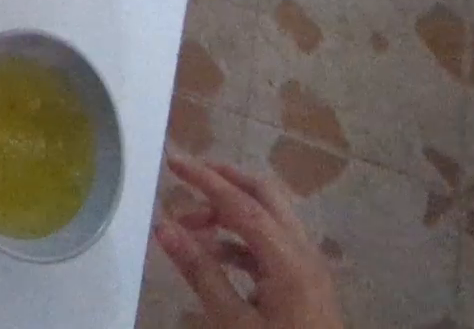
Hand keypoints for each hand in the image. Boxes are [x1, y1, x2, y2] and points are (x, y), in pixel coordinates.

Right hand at [154, 156, 344, 328]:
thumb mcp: (233, 324)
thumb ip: (200, 272)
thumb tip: (162, 225)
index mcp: (289, 262)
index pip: (242, 204)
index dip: (205, 179)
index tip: (172, 162)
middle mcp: (305, 256)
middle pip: (266, 198)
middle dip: (225, 181)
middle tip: (189, 177)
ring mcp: (310, 272)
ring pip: (270, 219)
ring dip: (230, 212)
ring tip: (191, 226)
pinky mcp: (308, 289)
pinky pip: (273, 245)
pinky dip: (241, 237)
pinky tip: (215, 255)